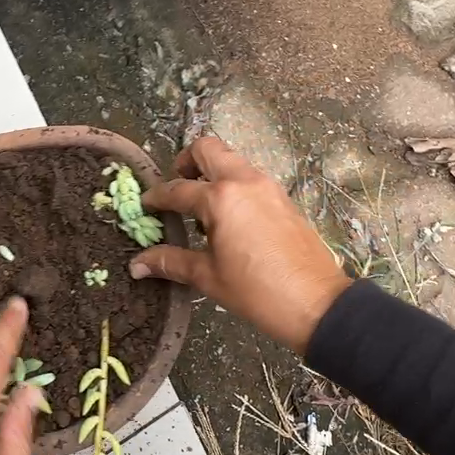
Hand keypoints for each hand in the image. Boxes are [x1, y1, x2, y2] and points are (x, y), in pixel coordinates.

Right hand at [130, 136, 350, 353]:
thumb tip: (137, 265)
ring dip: (213, 173)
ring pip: (232, 160)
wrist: (318, 304)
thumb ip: (171, 262)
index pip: (177, 189)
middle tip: (178, 185)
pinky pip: (250, 178)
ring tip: (203, 208)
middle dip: (186, 161)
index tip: (146, 206)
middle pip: (208, 149)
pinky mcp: (283, 198)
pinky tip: (229, 219)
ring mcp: (267, 187)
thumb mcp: (208, 277)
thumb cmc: (257, 292)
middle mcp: (244, 181)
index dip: (157, 197)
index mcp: (221, 198)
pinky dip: (234, 186)